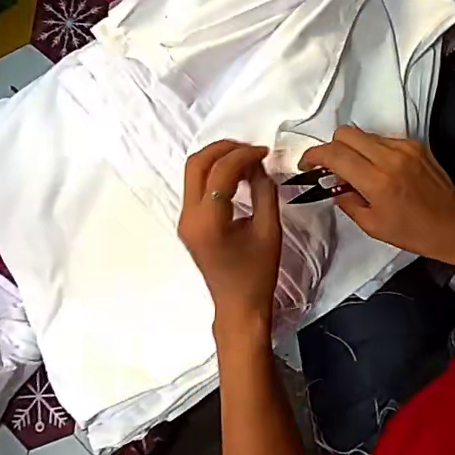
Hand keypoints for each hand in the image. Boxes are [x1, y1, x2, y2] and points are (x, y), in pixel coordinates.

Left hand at [178, 140, 282, 327]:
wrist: (238, 306)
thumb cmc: (257, 274)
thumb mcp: (269, 230)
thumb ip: (264, 191)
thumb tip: (259, 165)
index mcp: (209, 221)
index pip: (221, 171)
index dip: (244, 155)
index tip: (264, 152)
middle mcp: (189, 217)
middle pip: (197, 163)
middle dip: (224, 148)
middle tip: (251, 149)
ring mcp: (184, 220)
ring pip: (193, 172)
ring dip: (218, 159)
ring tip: (247, 160)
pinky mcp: (188, 223)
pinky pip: (196, 187)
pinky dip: (215, 174)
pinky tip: (237, 176)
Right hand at [299, 126, 454, 265]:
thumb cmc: (414, 232)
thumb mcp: (372, 225)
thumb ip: (347, 201)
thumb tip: (334, 186)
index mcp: (377, 181)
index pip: (335, 153)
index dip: (314, 156)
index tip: (307, 165)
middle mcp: (390, 157)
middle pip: (345, 133)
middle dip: (331, 148)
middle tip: (330, 168)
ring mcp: (405, 148)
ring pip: (363, 134)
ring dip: (352, 149)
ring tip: (356, 172)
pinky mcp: (415, 145)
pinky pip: (382, 139)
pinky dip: (372, 151)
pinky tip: (377, 170)